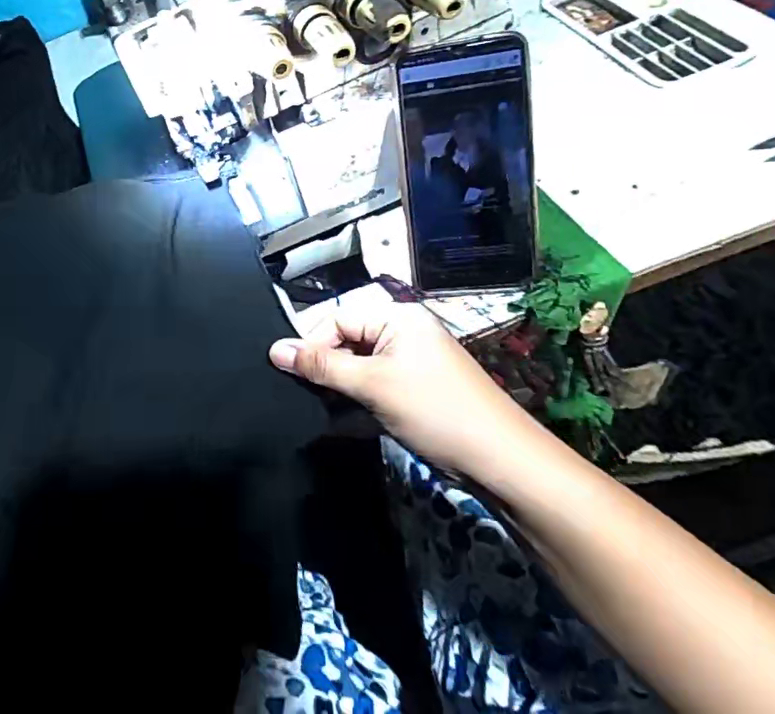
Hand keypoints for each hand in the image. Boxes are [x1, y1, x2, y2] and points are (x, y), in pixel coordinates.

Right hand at [268, 298, 536, 476]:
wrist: (499, 458)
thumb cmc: (434, 410)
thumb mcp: (372, 385)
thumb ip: (322, 366)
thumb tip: (274, 349)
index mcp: (397, 317)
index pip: (338, 320)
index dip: (312, 345)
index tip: (288, 375)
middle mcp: (404, 332)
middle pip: (348, 341)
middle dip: (327, 368)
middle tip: (304, 396)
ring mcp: (413, 361)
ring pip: (361, 366)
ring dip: (343, 387)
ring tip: (324, 409)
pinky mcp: (418, 388)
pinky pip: (377, 384)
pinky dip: (361, 398)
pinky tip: (348, 418)